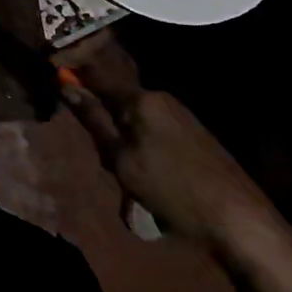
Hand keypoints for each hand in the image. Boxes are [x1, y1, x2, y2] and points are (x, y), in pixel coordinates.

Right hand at [57, 47, 284, 259]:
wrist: (241, 222)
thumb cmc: (172, 190)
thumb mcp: (121, 160)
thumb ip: (93, 119)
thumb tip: (66, 85)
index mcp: (141, 99)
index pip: (96, 74)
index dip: (72, 71)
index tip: (50, 69)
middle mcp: (161, 98)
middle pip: (115, 102)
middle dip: (102, 125)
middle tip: (104, 162)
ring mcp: (181, 116)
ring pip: (133, 120)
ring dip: (122, 142)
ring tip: (129, 181)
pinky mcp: (195, 136)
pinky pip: (153, 132)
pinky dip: (142, 150)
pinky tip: (153, 182)